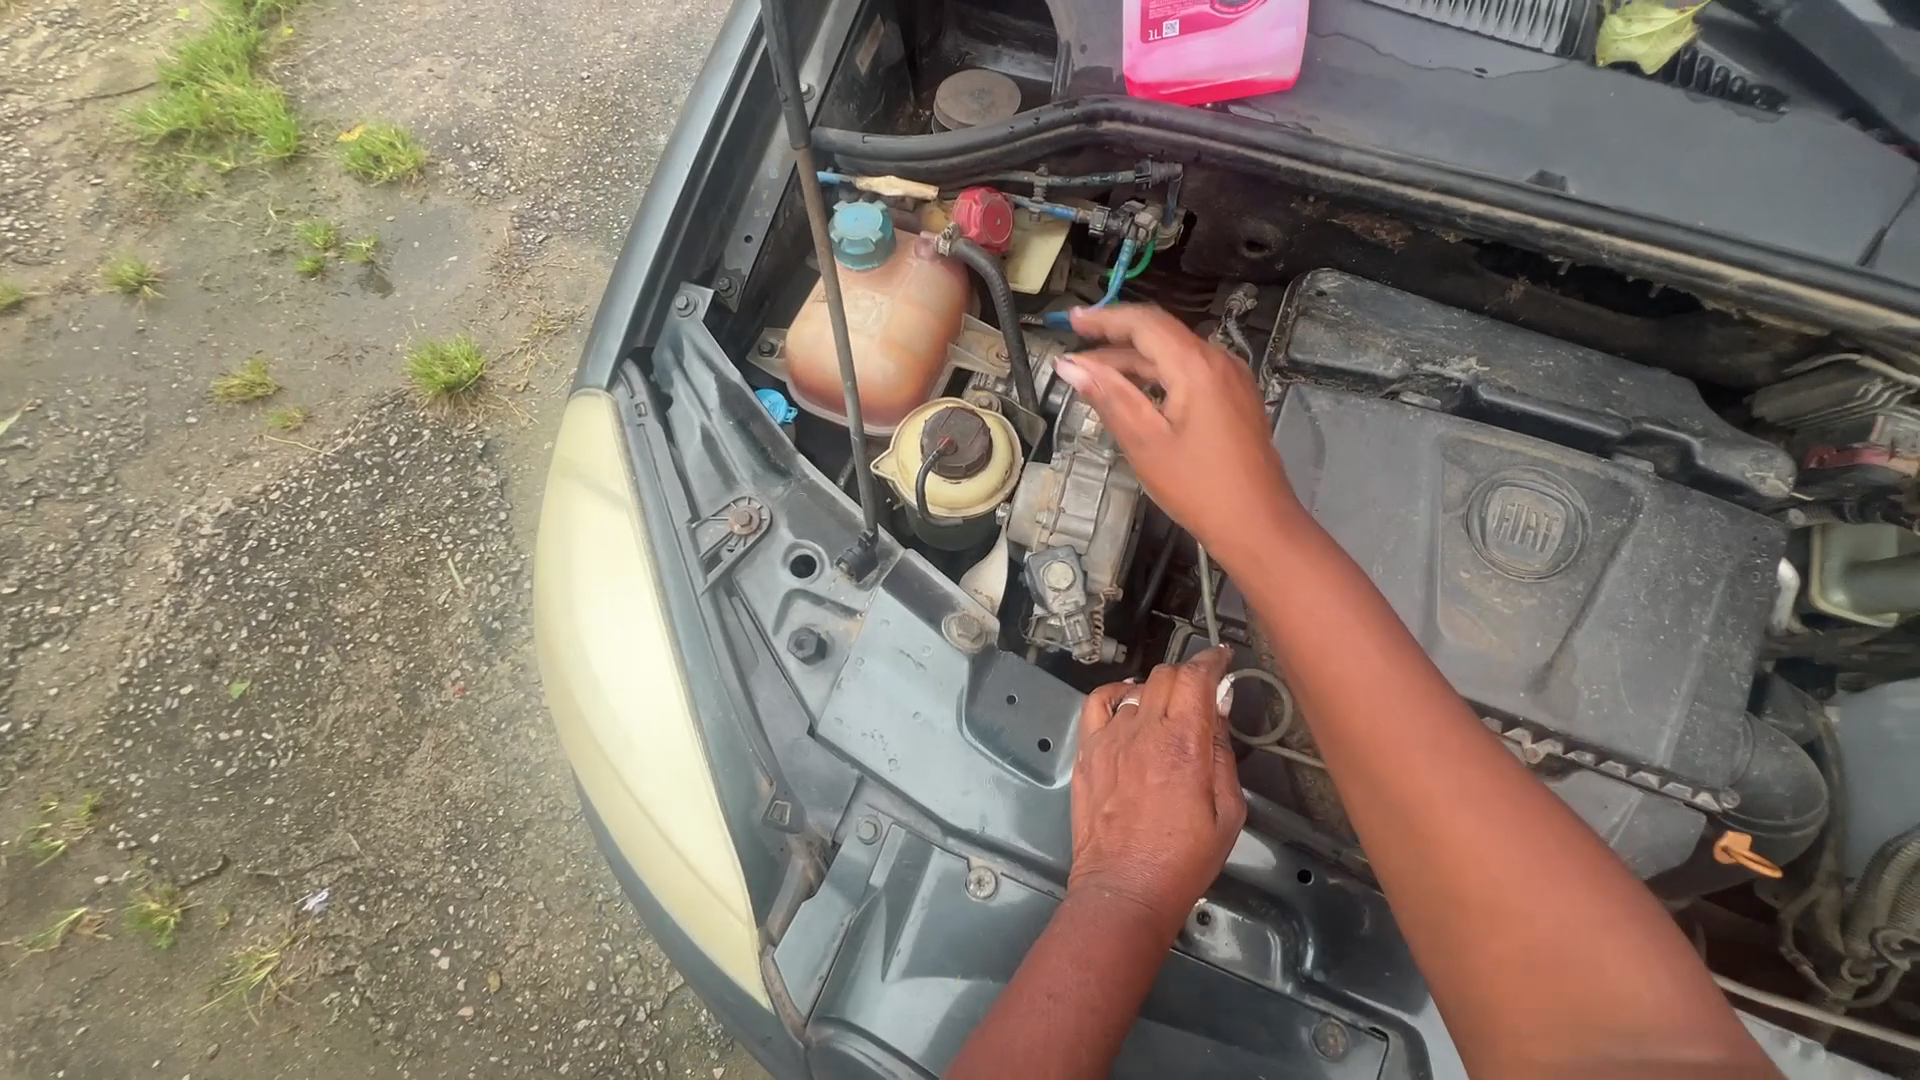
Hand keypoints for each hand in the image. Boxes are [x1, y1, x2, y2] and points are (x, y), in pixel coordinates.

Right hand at [1052, 304, 1298, 567]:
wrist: (1256, 523)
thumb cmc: (1199, 487)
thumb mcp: (1144, 441)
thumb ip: (1108, 396)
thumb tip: (1071, 366)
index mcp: (1196, 366)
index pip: (1144, 323)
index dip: (1104, 319)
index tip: (1072, 320)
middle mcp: (1218, 362)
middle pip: (1160, 337)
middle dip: (1114, 343)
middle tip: (1076, 357)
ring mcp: (1231, 379)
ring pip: (1174, 356)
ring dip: (1134, 363)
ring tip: (1096, 379)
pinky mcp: (1235, 399)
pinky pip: (1190, 374)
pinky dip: (1157, 377)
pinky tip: (1135, 396)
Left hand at [1068, 645, 1244, 932]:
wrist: (1124, 887)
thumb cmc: (1183, 858)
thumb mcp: (1228, 811)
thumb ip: (1222, 753)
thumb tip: (1218, 710)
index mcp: (1184, 745)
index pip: (1195, 678)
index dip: (1212, 661)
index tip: (1222, 659)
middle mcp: (1143, 732)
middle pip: (1164, 676)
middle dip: (1188, 674)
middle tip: (1201, 690)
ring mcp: (1109, 739)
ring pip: (1134, 690)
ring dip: (1156, 692)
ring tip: (1167, 710)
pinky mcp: (1087, 752)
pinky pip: (1097, 704)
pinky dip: (1115, 694)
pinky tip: (1128, 703)